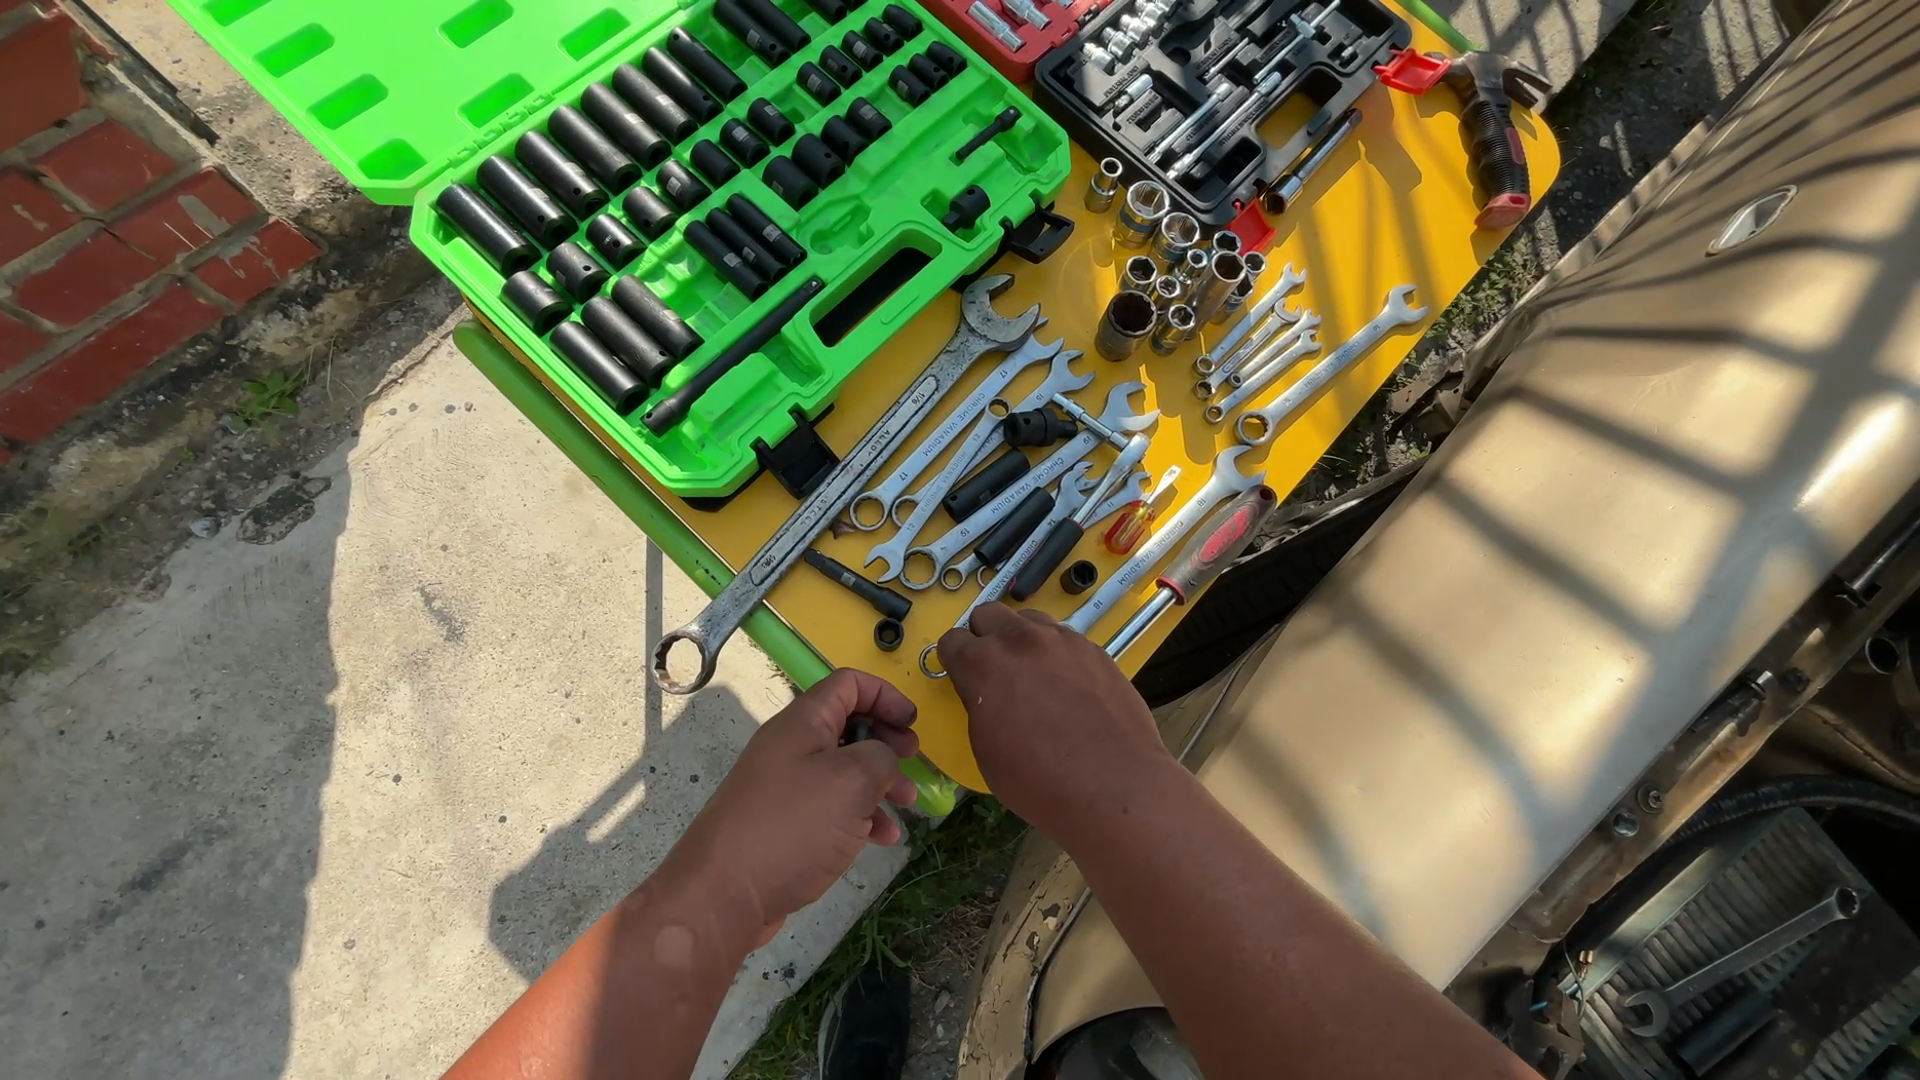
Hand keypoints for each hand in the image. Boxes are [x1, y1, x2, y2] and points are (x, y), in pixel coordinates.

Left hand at [663, 669, 919, 944]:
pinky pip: (830, 807)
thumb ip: (881, 756)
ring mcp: (785, 787)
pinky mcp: (783, 824)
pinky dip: (860, 816)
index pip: (849, 684)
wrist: (723, 895)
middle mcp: (791, 747)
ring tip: (907, 804)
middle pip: (848, 726)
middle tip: (913, 759)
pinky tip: (882, 838)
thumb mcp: (852, 780)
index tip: (913, 723)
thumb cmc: (793, 825)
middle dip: (887, 740)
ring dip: (879, 782)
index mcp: (803, 722)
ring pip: (843, 770)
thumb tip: (884, 757)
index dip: (886, 695)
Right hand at [939, 604, 1175, 838]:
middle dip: (985, 637)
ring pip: (1029, 619)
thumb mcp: (985, 749)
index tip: (965, 677)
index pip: (952, 640)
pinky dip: (1057, 653)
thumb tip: (987, 693)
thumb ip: (979, 704)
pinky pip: (1065, 638)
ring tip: (1035, 674)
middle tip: (996, 671)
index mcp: (983, 665)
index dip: (955, 660)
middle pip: (988, 613)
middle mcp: (1020, 640)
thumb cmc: (1038, 780)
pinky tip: (1069, 686)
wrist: (1113, 785)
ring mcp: (1062, 640)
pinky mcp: (1094, 648)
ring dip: (1022, 639)